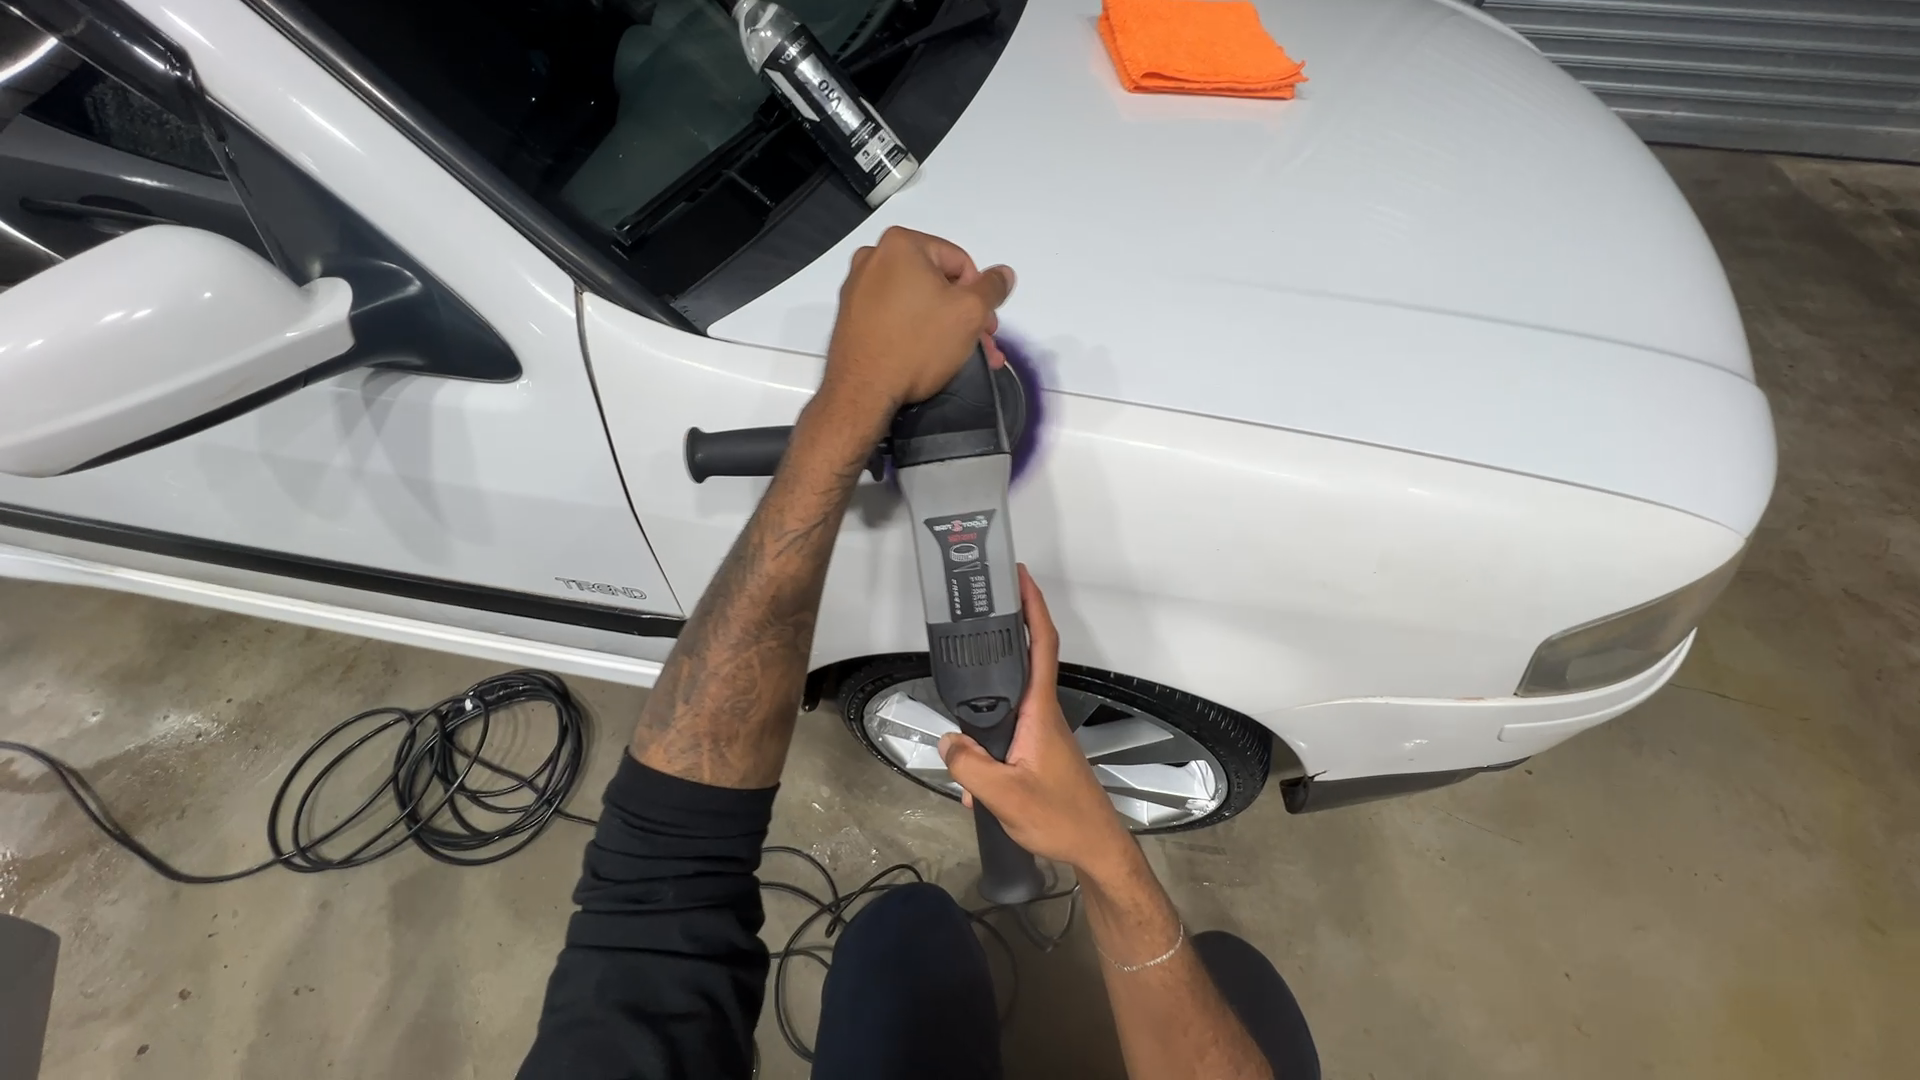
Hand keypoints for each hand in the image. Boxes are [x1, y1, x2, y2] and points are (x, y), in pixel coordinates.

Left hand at [824, 226, 1014, 411]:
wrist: (862, 392)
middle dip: (963, 315)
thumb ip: (993, 288)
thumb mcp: (969, 313)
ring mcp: (857, 288)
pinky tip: (928, 357)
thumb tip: (1003, 274)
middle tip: (980, 345)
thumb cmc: (917, 345)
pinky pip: (894, 317)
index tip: (985, 325)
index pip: (959, 261)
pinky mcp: (850, 317)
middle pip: (937, 282)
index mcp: (901, 244)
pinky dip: (914, 332)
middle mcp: (873, 257)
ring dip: (943, 327)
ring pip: (917, 302)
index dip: (979, 294)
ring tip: (960, 356)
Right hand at [938, 567, 1136, 878]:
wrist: (1096, 847)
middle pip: (1024, 660)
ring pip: (1009, 703)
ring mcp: (1042, 732)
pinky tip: (969, 777)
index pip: (1042, 645)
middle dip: (1005, 630)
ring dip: (987, 696)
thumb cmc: (1059, 817)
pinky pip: (1008, 733)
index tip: (1019, 576)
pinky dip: (987, 740)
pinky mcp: (1039, 752)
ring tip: (959, 692)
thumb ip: (970, 765)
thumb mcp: (1004, 795)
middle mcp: (1043, 713)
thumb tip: (947, 740)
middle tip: (976, 611)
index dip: (1032, 606)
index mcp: (1040, 711)